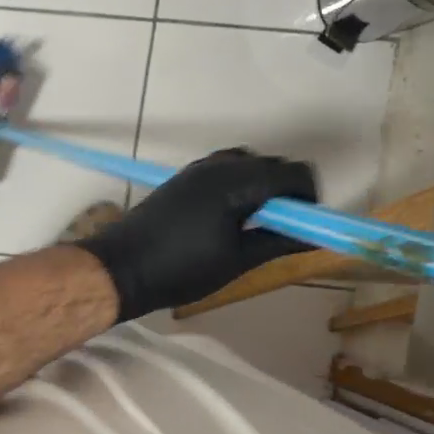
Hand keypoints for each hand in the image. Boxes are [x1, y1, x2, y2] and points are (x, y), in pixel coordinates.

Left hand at [72, 147, 316, 321]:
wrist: (120, 268)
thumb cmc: (180, 269)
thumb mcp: (237, 260)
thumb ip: (279, 241)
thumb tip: (312, 236)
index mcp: (237, 181)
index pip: (294, 173)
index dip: (308, 198)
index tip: (305, 226)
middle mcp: (219, 165)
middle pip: (271, 164)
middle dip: (285, 192)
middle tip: (282, 229)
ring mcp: (197, 169)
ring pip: (246, 164)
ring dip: (259, 187)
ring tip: (254, 225)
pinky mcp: (181, 179)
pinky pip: (222, 171)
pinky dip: (236, 186)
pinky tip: (227, 218)